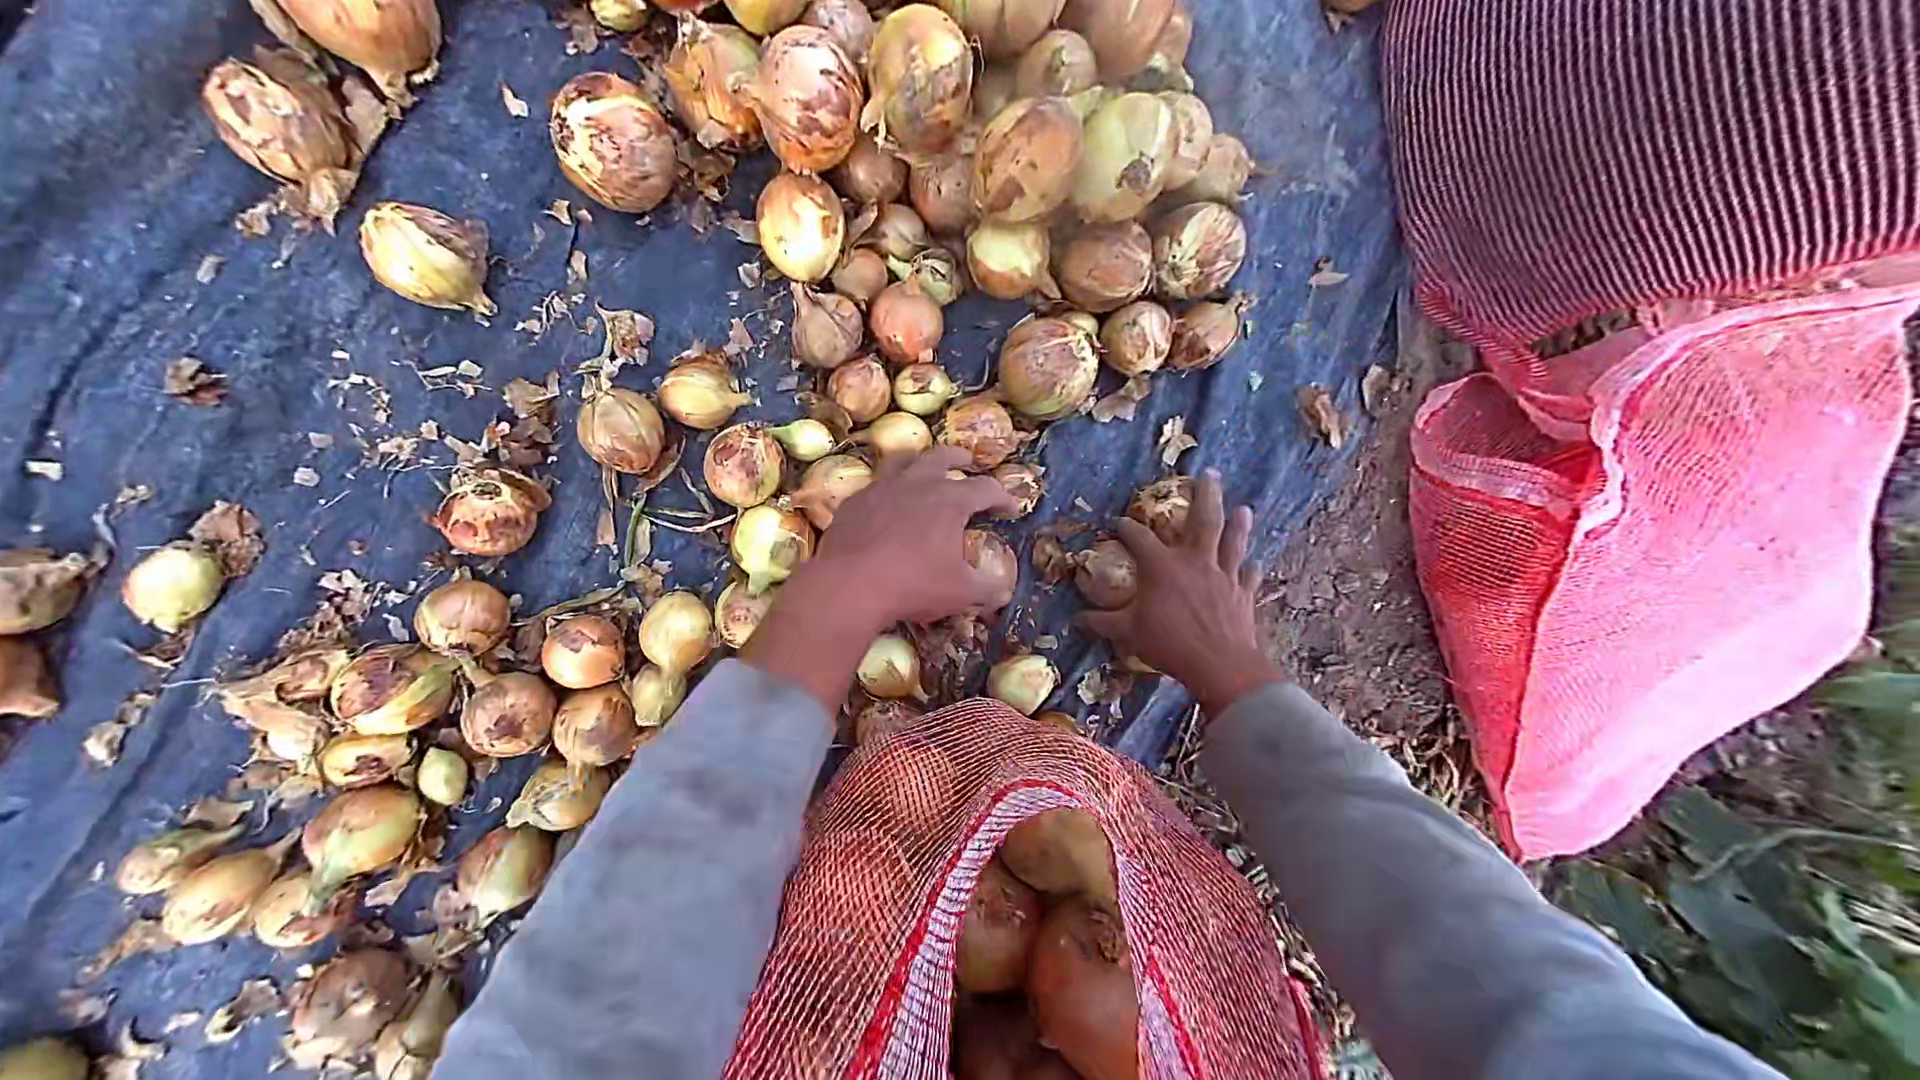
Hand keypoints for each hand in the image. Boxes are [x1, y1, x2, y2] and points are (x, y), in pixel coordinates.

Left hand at [741, 446, 1015, 713]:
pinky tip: (886, 501)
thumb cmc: (913, 585)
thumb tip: (1003, 592)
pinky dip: (887, 487)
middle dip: (960, 458)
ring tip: (924, 467)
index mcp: (950, 500)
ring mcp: (882, 488)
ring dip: (920, 460)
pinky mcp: (855, 501)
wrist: (849, 584)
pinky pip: (875, 484)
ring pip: (904, 460)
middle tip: (968, 463)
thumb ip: (987, 589)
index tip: (1011, 509)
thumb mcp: (960, 593)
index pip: (986, 489)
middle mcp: (918, 483)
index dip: (1003, 497)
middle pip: (943, 457)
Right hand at [1077, 471, 1282, 716]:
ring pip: (1232, 541)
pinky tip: (1253, 564)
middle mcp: (1194, 562)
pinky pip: (1248, 576)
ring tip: (1243, 507)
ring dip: (1238, 523)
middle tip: (1209, 474)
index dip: (1126, 527)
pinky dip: (1249, 569)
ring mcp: (1223, 576)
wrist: (1219, 664)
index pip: (1139, 538)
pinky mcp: (1242, 594)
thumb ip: (1101, 622)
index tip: (1118, 521)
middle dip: (1205, 495)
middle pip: (1203, 520)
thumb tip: (1075, 620)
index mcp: (1162, 566)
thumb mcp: (1128, 632)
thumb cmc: (1169, 644)